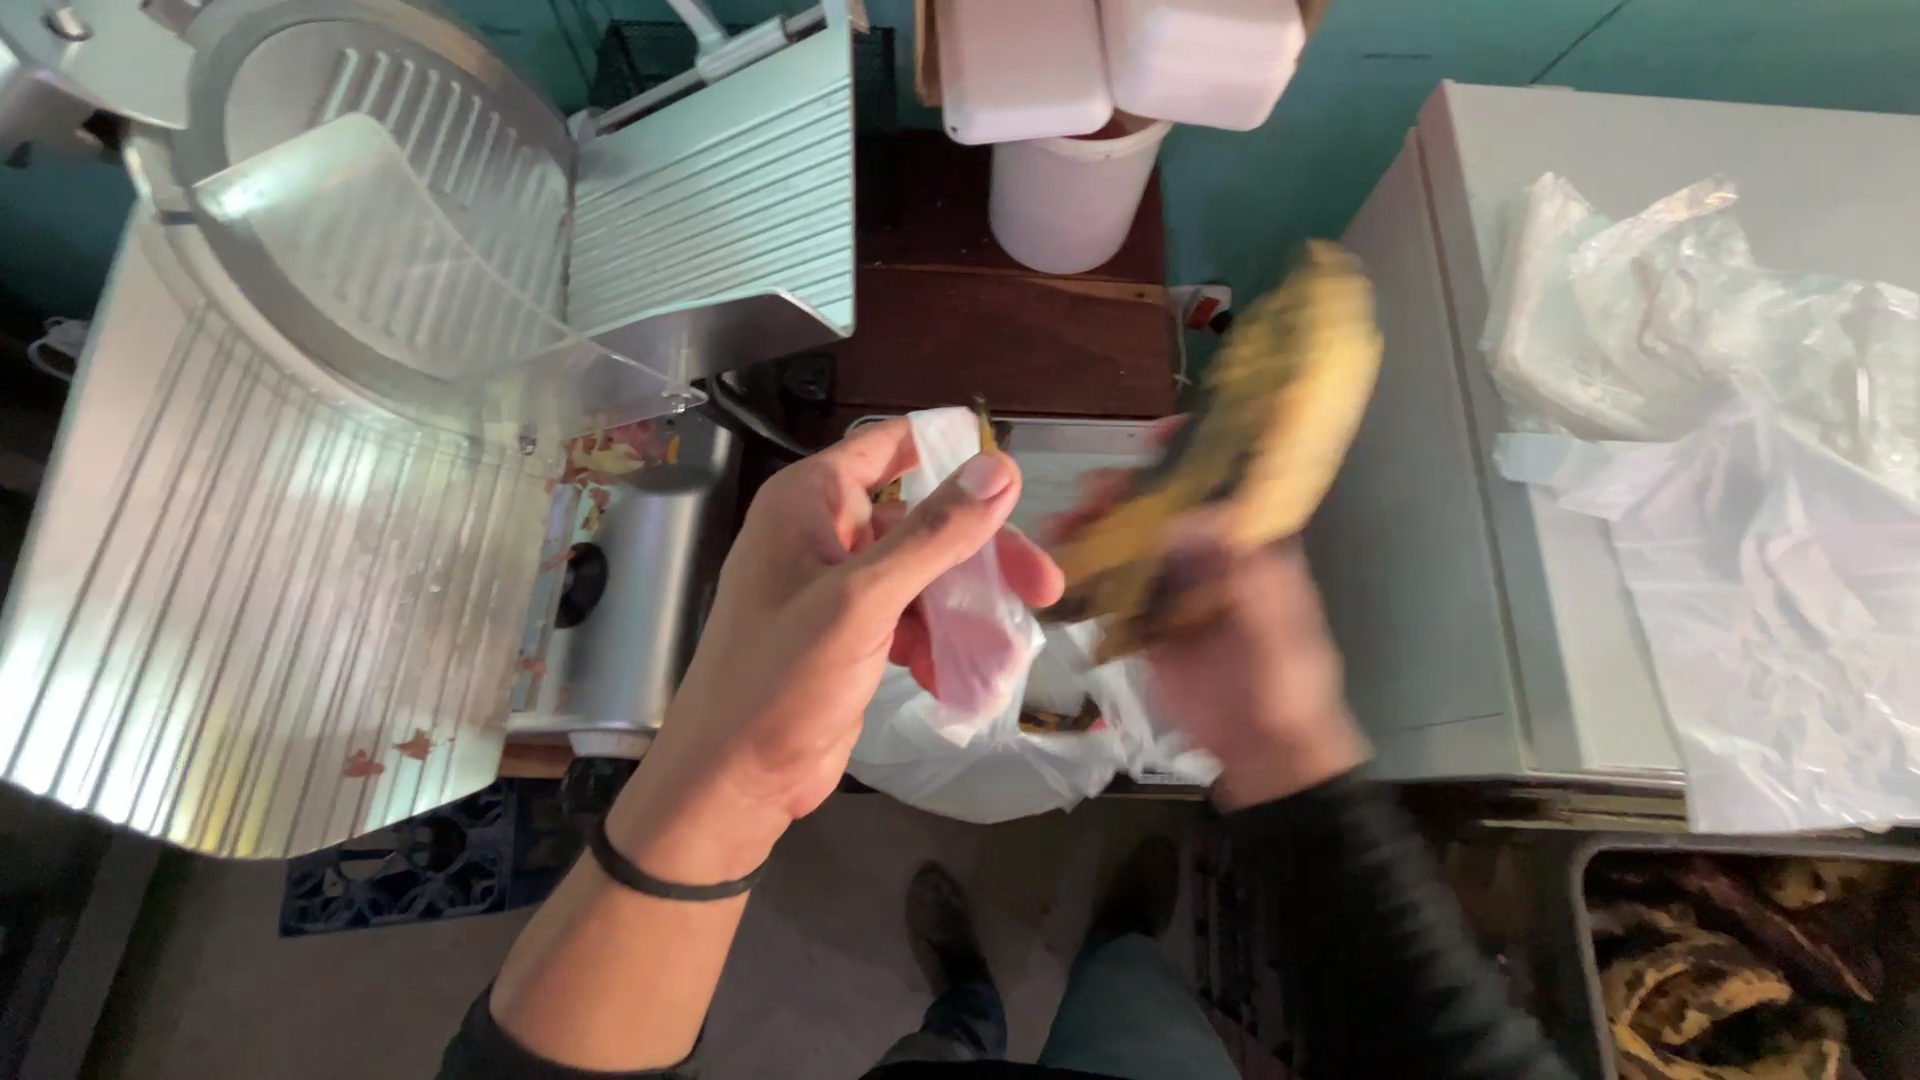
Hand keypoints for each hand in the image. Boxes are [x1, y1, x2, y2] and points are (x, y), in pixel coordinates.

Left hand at [608, 419, 1063, 881]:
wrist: (733, 782)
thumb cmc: (780, 680)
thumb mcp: (862, 600)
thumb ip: (932, 534)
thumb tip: (1000, 470)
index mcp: (810, 501)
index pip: (889, 446)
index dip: (950, 450)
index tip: (1012, 474)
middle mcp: (824, 533)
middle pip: (923, 522)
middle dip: (982, 558)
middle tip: (1043, 587)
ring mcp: (839, 587)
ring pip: (925, 577)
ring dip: (966, 614)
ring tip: (1004, 657)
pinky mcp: (852, 634)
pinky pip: (911, 621)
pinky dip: (938, 646)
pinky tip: (956, 682)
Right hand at [1047, 429, 1366, 810]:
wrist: (1259, 749)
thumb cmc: (1281, 682)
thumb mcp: (1271, 624)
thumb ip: (1238, 573)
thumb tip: (1184, 519)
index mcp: (1248, 547)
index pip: (1223, 484)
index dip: (1194, 453)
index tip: (1158, 434)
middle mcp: (1208, 558)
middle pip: (1161, 509)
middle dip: (1124, 493)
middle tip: (1091, 491)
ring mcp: (1174, 589)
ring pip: (1129, 544)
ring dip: (1096, 530)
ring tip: (1062, 526)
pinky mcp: (1145, 622)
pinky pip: (1112, 589)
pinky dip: (1084, 577)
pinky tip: (1058, 568)